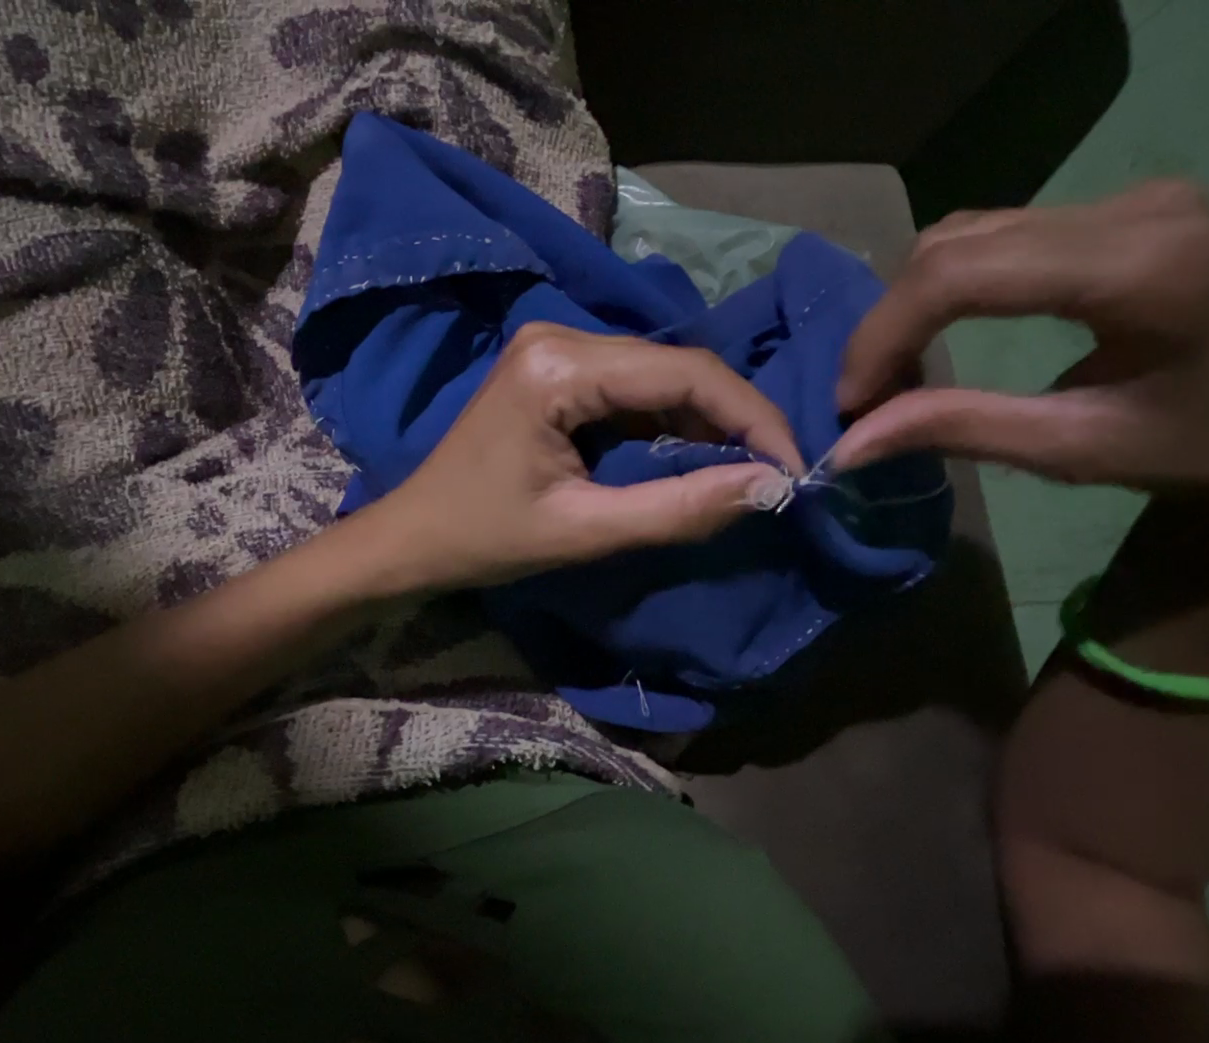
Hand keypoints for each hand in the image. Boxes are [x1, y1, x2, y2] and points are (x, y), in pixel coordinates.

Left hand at [373, 322, 803, 588]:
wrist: (413, 537)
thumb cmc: (484, 540)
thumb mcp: (585, 533)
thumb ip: (679, 510)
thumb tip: (771, 489)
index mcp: (557, 365)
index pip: (684, 373)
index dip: (752, 417)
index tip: (795, 467)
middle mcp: (558, 335)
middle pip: (676, 366)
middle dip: (733, 419)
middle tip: (775, 474)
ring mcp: (554, 346)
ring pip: (659, 375)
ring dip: (704, 422)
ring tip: (742, 472)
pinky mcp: (555, 367)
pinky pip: (633, 387)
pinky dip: (669, 423)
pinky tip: (691, 458)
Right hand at [832, 180, 1208, 518]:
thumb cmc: (1205, 452)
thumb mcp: (1075, 451)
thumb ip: (956, 431)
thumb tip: (844, 446)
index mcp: (1145, 269)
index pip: (963, 274)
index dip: (884, 334)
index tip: (849, 402)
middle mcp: (1137, 209)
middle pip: (955, 246)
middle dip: (889, 324)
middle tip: (865, 398)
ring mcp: (1131, 198)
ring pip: (966, 233)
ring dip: (910, 304)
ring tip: (896, 373)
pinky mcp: (1120, 208)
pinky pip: (995, 234)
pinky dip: (946, 287)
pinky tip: (937, 334)